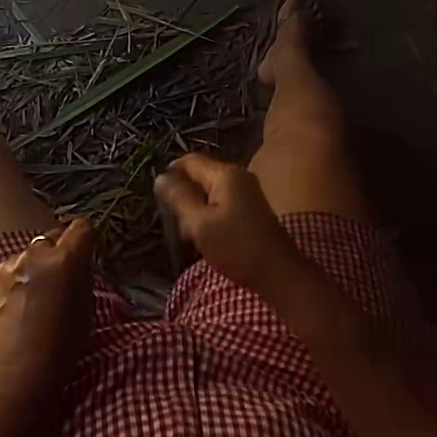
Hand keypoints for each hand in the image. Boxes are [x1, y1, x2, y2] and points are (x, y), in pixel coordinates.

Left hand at [0, 219, 95, 401]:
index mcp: (64, 260)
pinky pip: (7, 271)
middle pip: (52, 239)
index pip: (81, 227)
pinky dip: (14, 282)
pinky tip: (13, 309)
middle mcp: (34, 255)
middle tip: (59, 281)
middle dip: (59, 253)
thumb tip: (80, 262)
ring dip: (34, 268)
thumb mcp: (86, 310)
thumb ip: (83, 277)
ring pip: (28, 256)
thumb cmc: (58, 352)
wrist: (10, 383)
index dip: (87, 238)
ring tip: (33, 299)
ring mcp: (6, 266)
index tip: (87, 251)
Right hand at [154, 153, 309, 297]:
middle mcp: (238, 176)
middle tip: (172, 220)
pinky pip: (222, 202)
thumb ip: (179, 198)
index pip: (190, 161)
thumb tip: (159, 178)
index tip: (157, 196)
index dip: (171, 173)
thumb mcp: (201, 224)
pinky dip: (209, 214)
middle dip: (183, 193)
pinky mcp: (251, 208)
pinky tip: (204, 236)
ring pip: (210, 190)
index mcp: (225, 174)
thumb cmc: (238, 248)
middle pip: (200, 175)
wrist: (280, 275)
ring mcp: (247, 192)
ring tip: (187, 233)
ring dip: (195, 207)